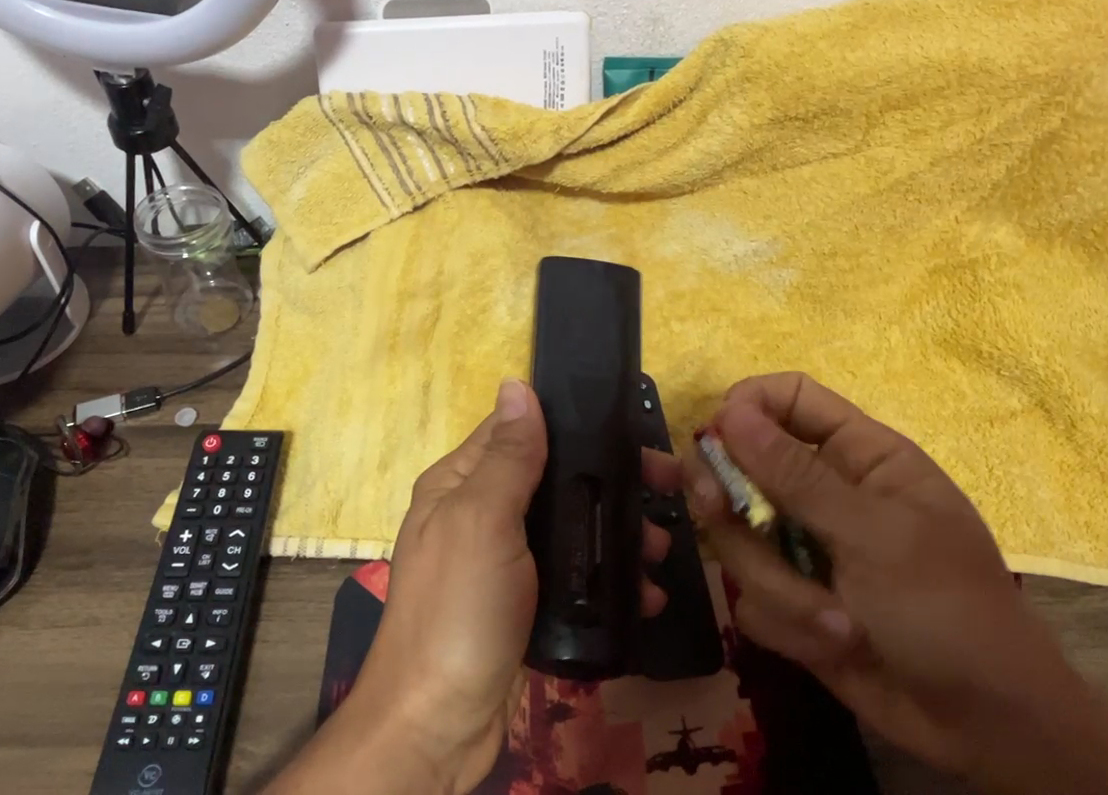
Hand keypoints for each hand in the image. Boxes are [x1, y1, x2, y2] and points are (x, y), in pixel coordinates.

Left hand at [270, 379, 675, 794]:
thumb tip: (516, 385)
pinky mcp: (523, 605)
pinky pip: (572, 576)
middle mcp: (478, 514)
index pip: (518, 431)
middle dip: (609, 484)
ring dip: (617, 534)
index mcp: (459, 483)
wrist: (440, 723)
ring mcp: (501, 562)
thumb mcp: (483, 521)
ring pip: (568, 528)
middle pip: (552, 479)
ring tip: (659, 553)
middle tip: (667, 493)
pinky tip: (643, 595)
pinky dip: (607, 579)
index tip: (633, 434)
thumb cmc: (459, 610)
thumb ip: (506, 457)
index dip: (573, 424)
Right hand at [689, 372, 1107, 794]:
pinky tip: (836, 645)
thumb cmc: (947, 610)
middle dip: (730, 498)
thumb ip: (794, 473)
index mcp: (859, 456)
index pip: (788, 398)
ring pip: (738, 538)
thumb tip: (730, 410)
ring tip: (837, 621)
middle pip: (741, 466)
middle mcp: (824, 494)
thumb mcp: (873, 534)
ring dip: (780, 585)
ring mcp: (804, 548)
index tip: (714, 439)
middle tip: (718, 512)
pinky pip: (751, 595)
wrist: (984, 726)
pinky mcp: (792, 601)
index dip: (746, 406)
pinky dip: (788, 624)